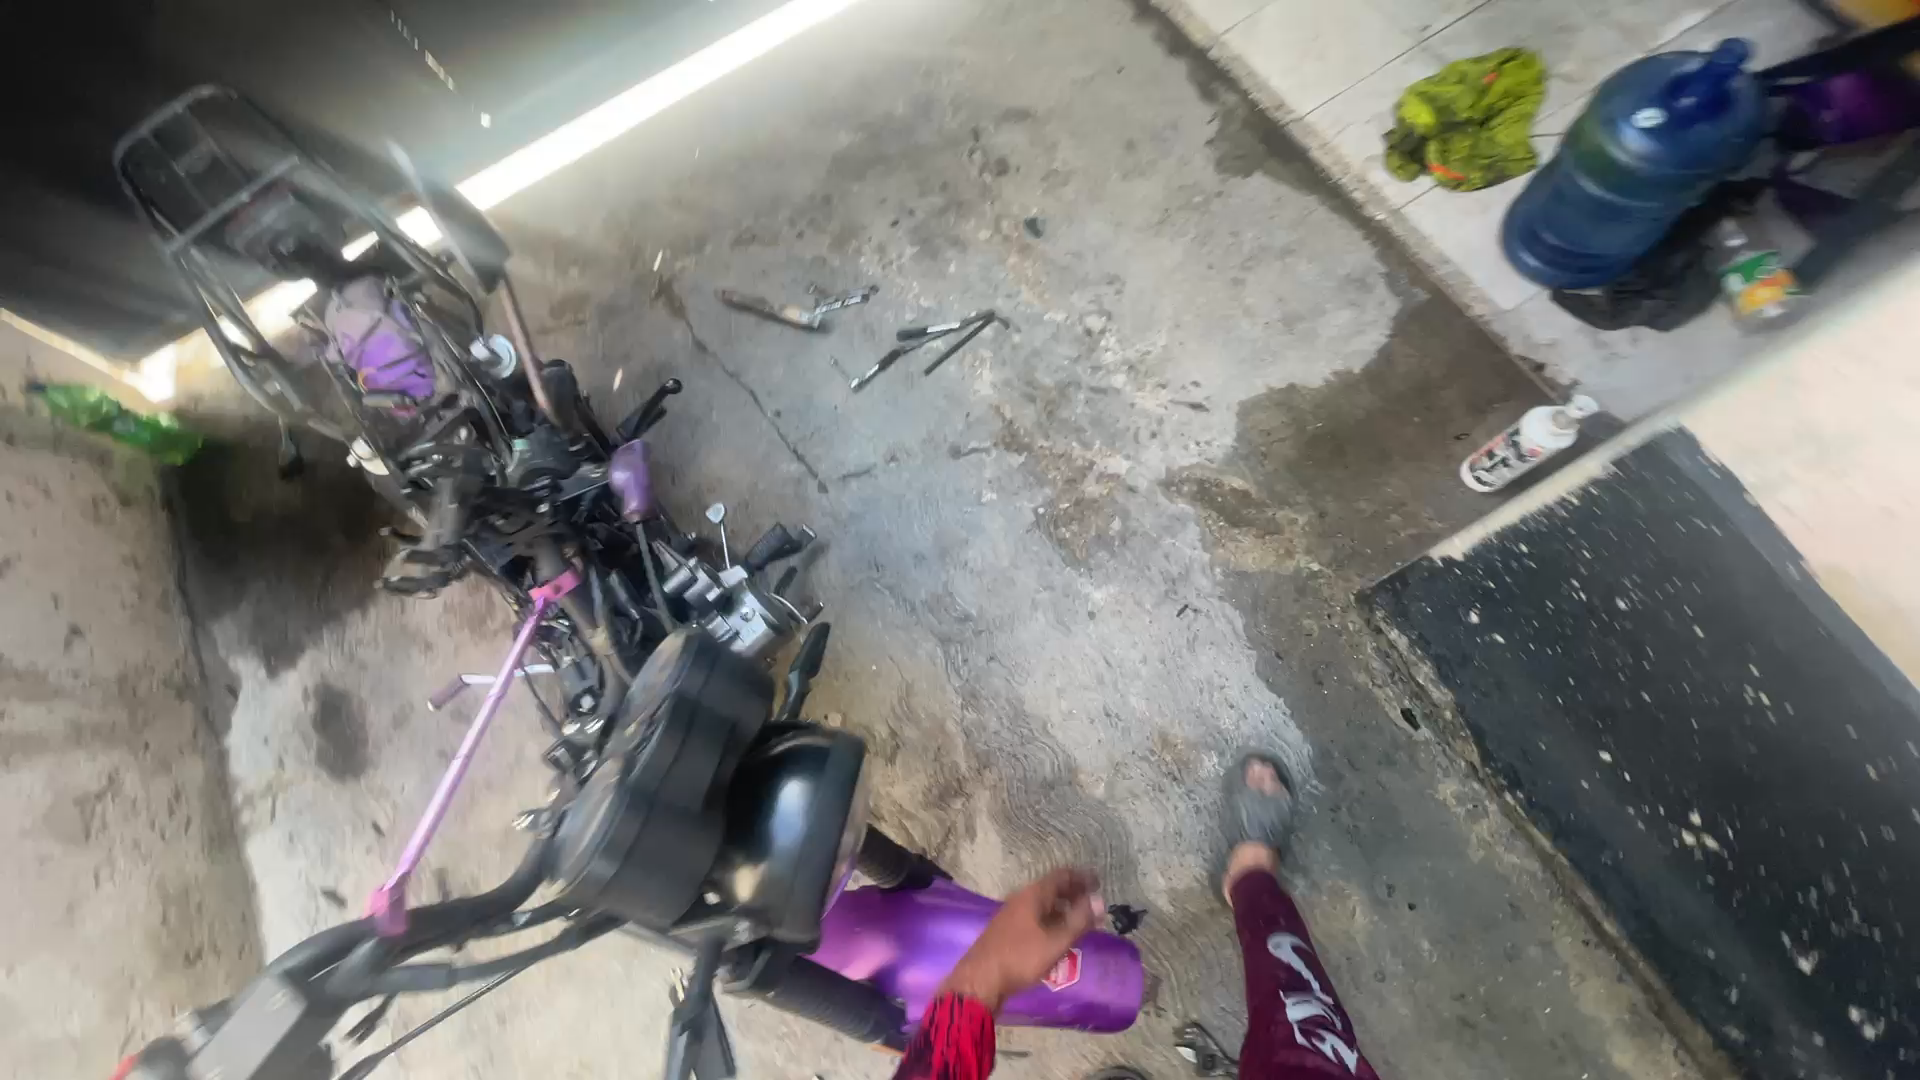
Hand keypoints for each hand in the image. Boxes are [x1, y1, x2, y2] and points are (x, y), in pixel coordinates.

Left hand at [938, 868, 1105, 1011]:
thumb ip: (1078, 921)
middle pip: (1052, 888)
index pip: (1061, 876)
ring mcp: (1013, 914)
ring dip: (1063, 908)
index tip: (1099, 882)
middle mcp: (1022, 898)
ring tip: (1080, 919)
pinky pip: (1036, 916)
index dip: (1081, 877)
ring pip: (1044, 904)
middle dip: (1074, 893)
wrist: (980, 979)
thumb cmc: (1020, 957)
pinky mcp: (1009, 930)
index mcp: (1033, 894)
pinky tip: (1058, 935)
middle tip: (1093, 902)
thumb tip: (1099, 901)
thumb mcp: (1055, 941)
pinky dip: (1052, 919)